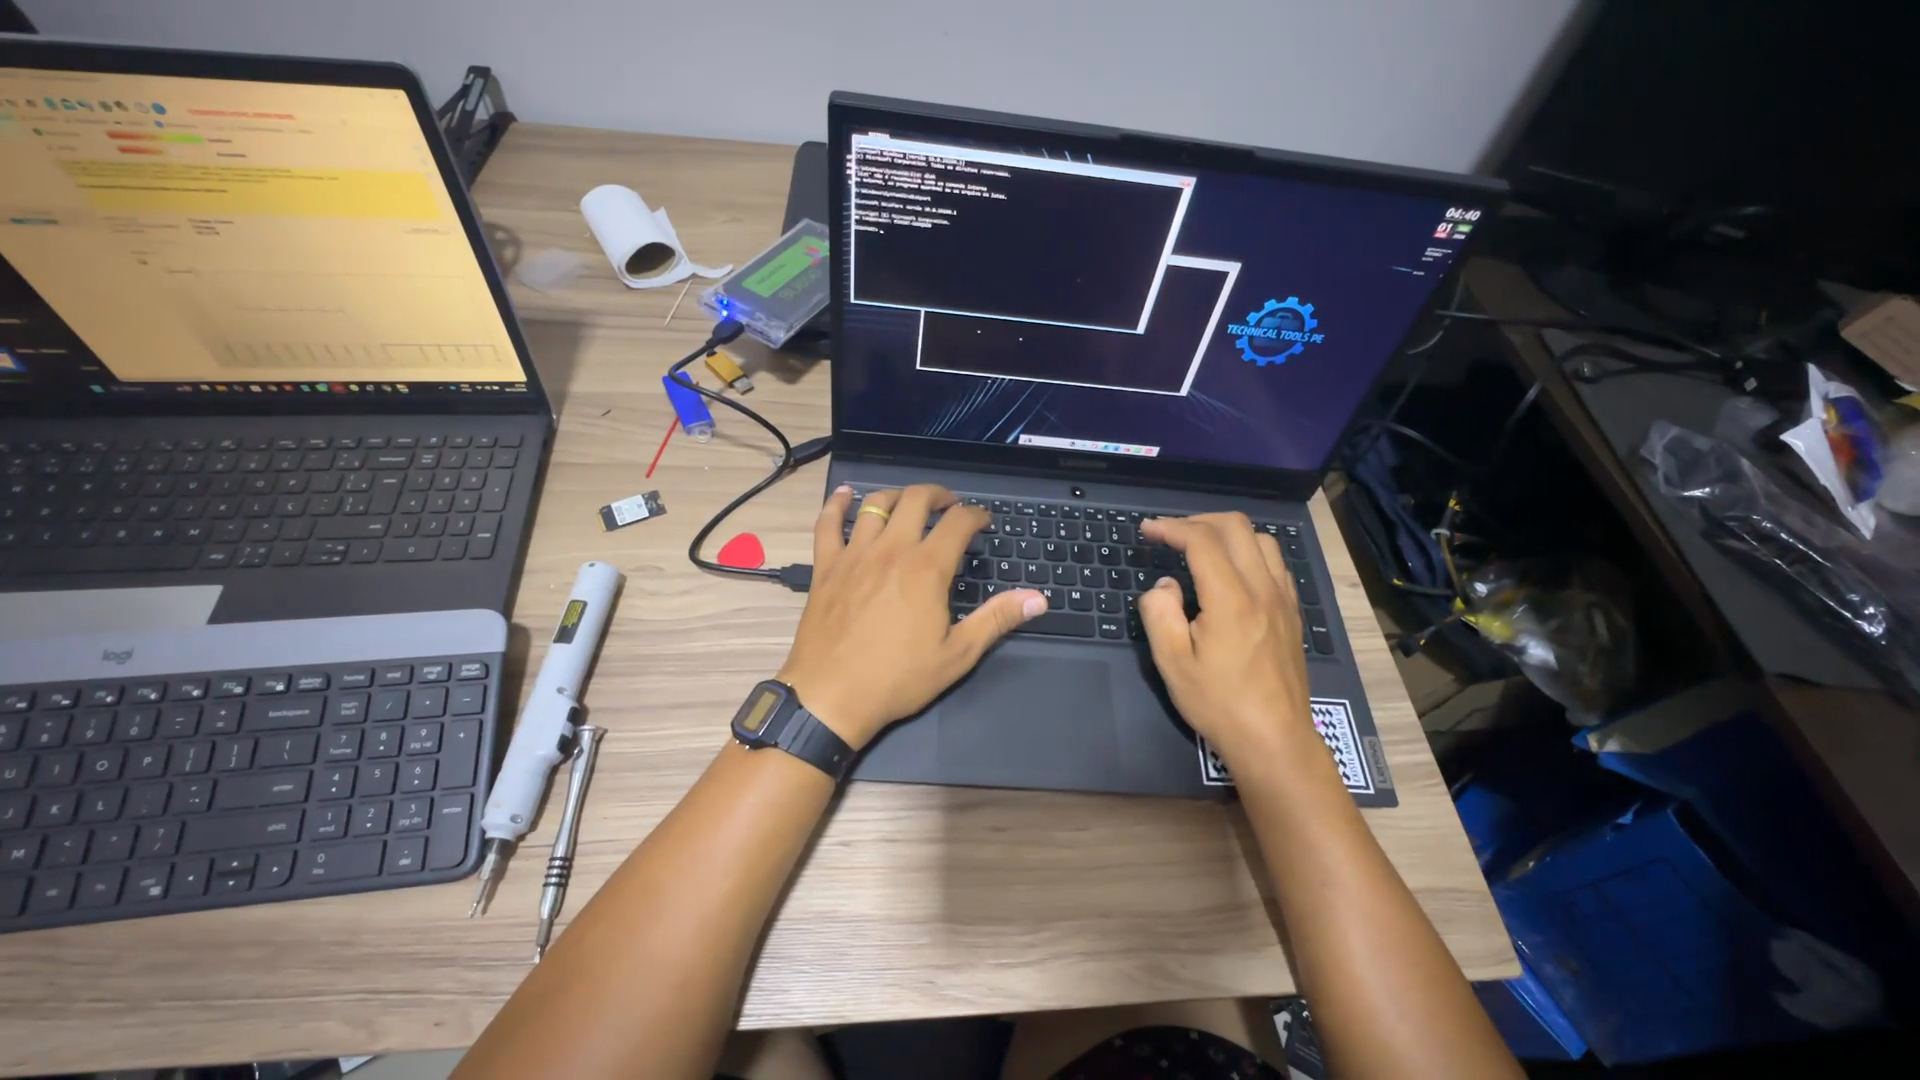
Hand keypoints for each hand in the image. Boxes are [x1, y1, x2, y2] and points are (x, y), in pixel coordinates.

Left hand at [776, 484, 1043, 748]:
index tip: (983, 520)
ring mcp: (854, 555)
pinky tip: (844, 495)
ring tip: (908, 502)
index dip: (975, 515)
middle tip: (949, 505)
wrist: (831, 696)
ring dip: (897, 495)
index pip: (958, 522)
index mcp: (927, 568)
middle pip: (916, 500)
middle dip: (938, 495)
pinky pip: (828, 524)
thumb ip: (996, 619)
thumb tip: (1038, 598)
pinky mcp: (825, 567)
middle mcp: (891, 550)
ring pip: (875, 505)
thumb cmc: (898, 678)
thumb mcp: (957, 654)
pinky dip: (836, 504)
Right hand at [1137, 513, 1317, 765]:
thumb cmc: (1218, 703)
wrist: (1274, 738)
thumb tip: (1165, 585)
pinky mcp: (1292, 613)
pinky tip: (1232, 573)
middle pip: (1236, 527)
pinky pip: (1275, 564)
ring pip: (1261, 540)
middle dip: (1198, 521)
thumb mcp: (1172, 662)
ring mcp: (1283, 599)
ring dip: (1227, 534)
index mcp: (1231, 598)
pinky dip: (1249, 553)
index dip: (1171, 527)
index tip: (1147, 531)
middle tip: (1170, 535)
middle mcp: (1262, 589)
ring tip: (1200, 549)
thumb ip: (1159, 612)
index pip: (1202, 540)